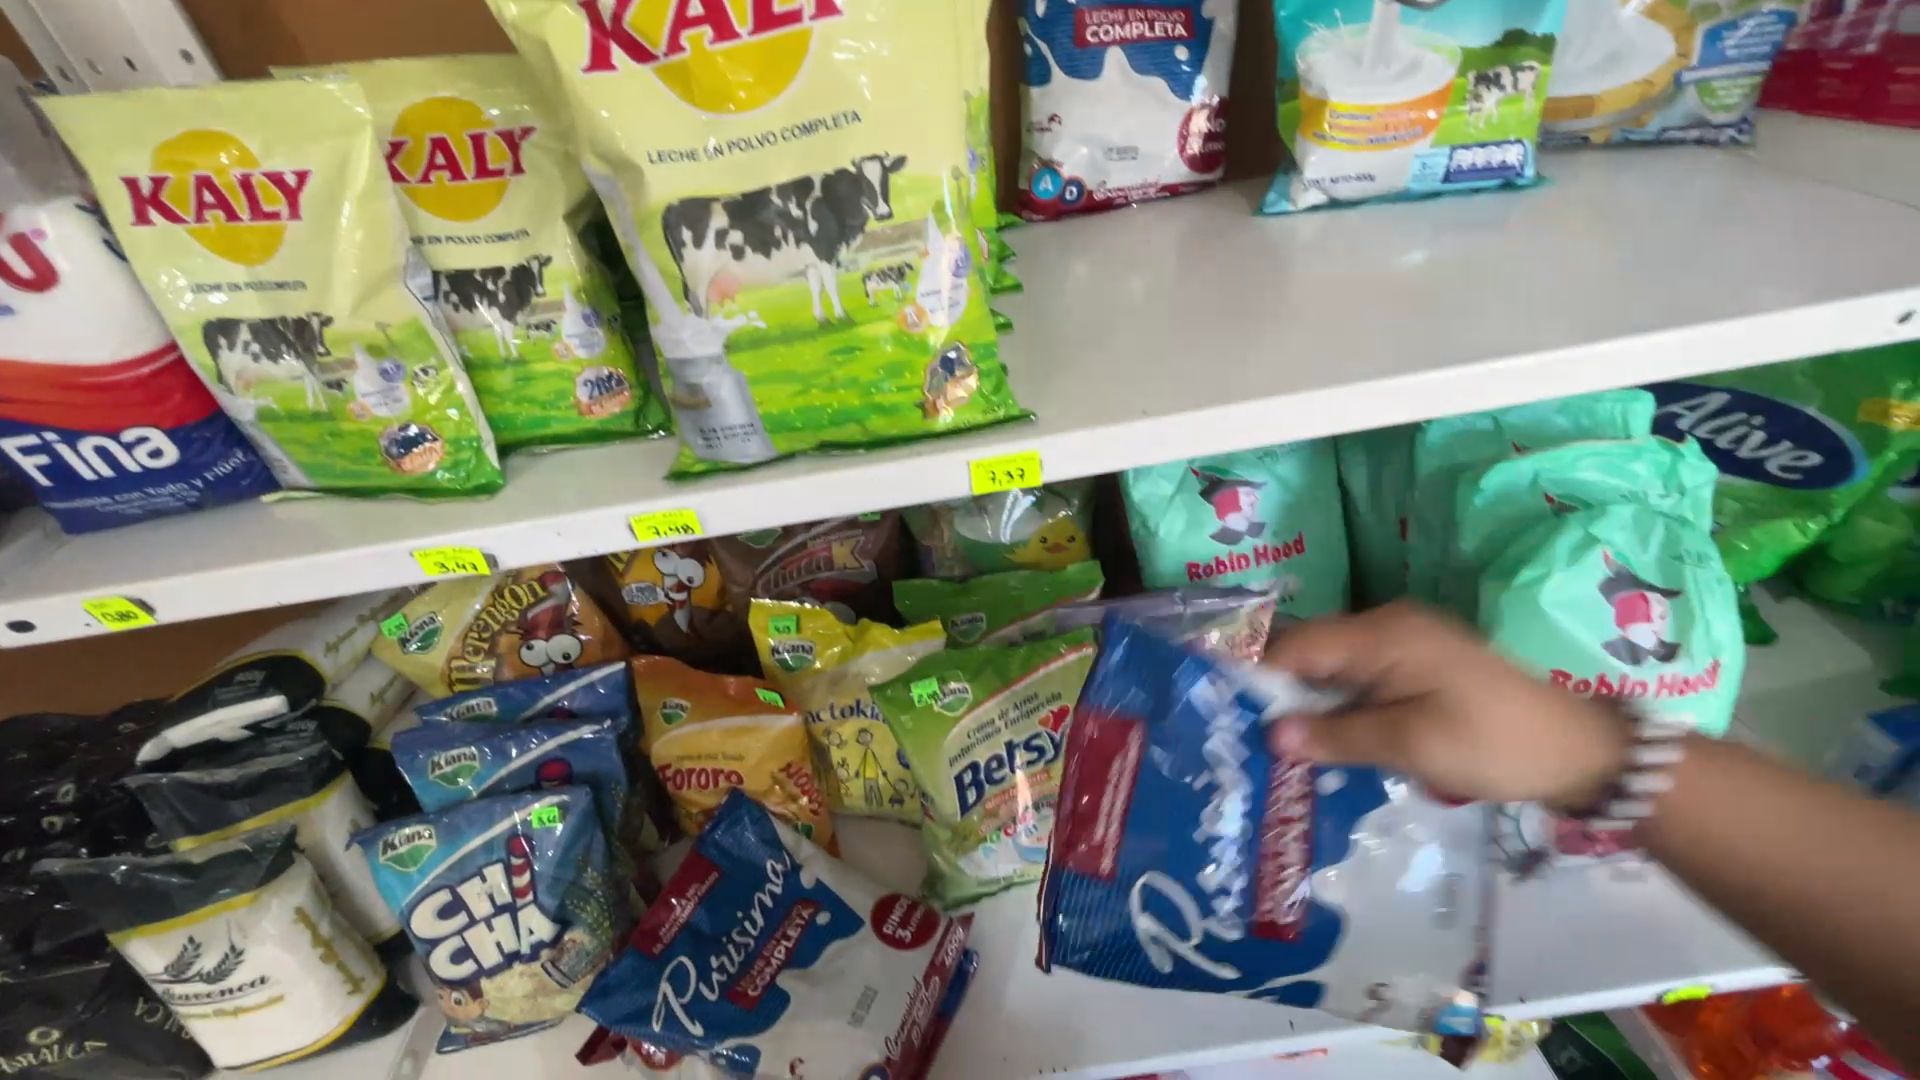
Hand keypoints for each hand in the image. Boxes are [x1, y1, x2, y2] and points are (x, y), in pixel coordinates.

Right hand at [1262, 602, 1628, 806]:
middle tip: (1251, 735)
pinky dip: (1336, 702)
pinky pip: (1356, 675)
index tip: (1228, 712)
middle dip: (1279, 691)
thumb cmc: (1496, 743)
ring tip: (1283, 742)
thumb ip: (1337, 737)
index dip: (1257, 674)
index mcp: (1382, 635)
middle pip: (1309, 651)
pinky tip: (1329, 735)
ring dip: (1308, 701)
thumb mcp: (1412, 745)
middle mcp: (1386, 626)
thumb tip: (1271, 737)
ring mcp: (1403, 642)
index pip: (1295, 644)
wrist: (1588, 752)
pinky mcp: (1416, 662)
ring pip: (1331, 665)